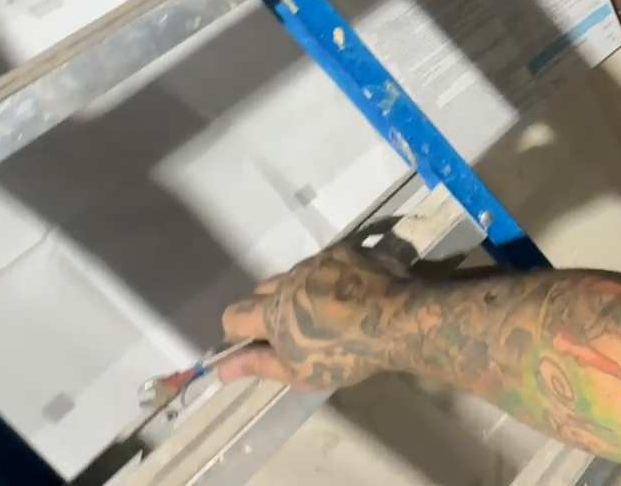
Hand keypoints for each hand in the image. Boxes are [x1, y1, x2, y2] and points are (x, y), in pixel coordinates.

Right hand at [217, 243, 410, 389]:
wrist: (398, 319)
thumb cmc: (346, 354)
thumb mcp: (298, 372)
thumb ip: (259, 364)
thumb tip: (222, 368)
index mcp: (274, 310)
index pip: (234, 313)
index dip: (237, 331)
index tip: (254, 343)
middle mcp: (291, 277)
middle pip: (263, 290)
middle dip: (267, 308)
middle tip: (290, 329)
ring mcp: (320, 259)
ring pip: (295, 274)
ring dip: (298, 290)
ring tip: (323, 309)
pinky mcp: (346, 249)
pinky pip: (324, 261)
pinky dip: (325, 275)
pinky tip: (345, 291)